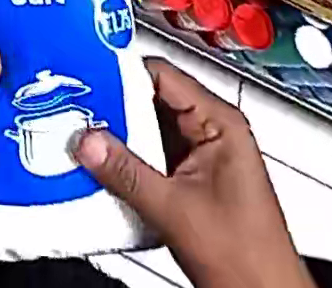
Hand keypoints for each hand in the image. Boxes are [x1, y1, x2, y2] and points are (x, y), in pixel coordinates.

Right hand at [74, 59, 313, 287]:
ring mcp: (202, 155)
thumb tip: (91, 142)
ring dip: (122, 135)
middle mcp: (213, 130)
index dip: (126, 73)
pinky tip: (107, 167)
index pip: (164, 76)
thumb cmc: (248, 258)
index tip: (92, 76)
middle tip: (83, 112)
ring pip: (151, 129)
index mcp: (220, 122)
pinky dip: (131, 159)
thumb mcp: (175, 210)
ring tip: (90, 138)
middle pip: (154, 101)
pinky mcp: (192, 179)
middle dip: (117, 107)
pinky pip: (154, 155)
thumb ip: (127, 173)